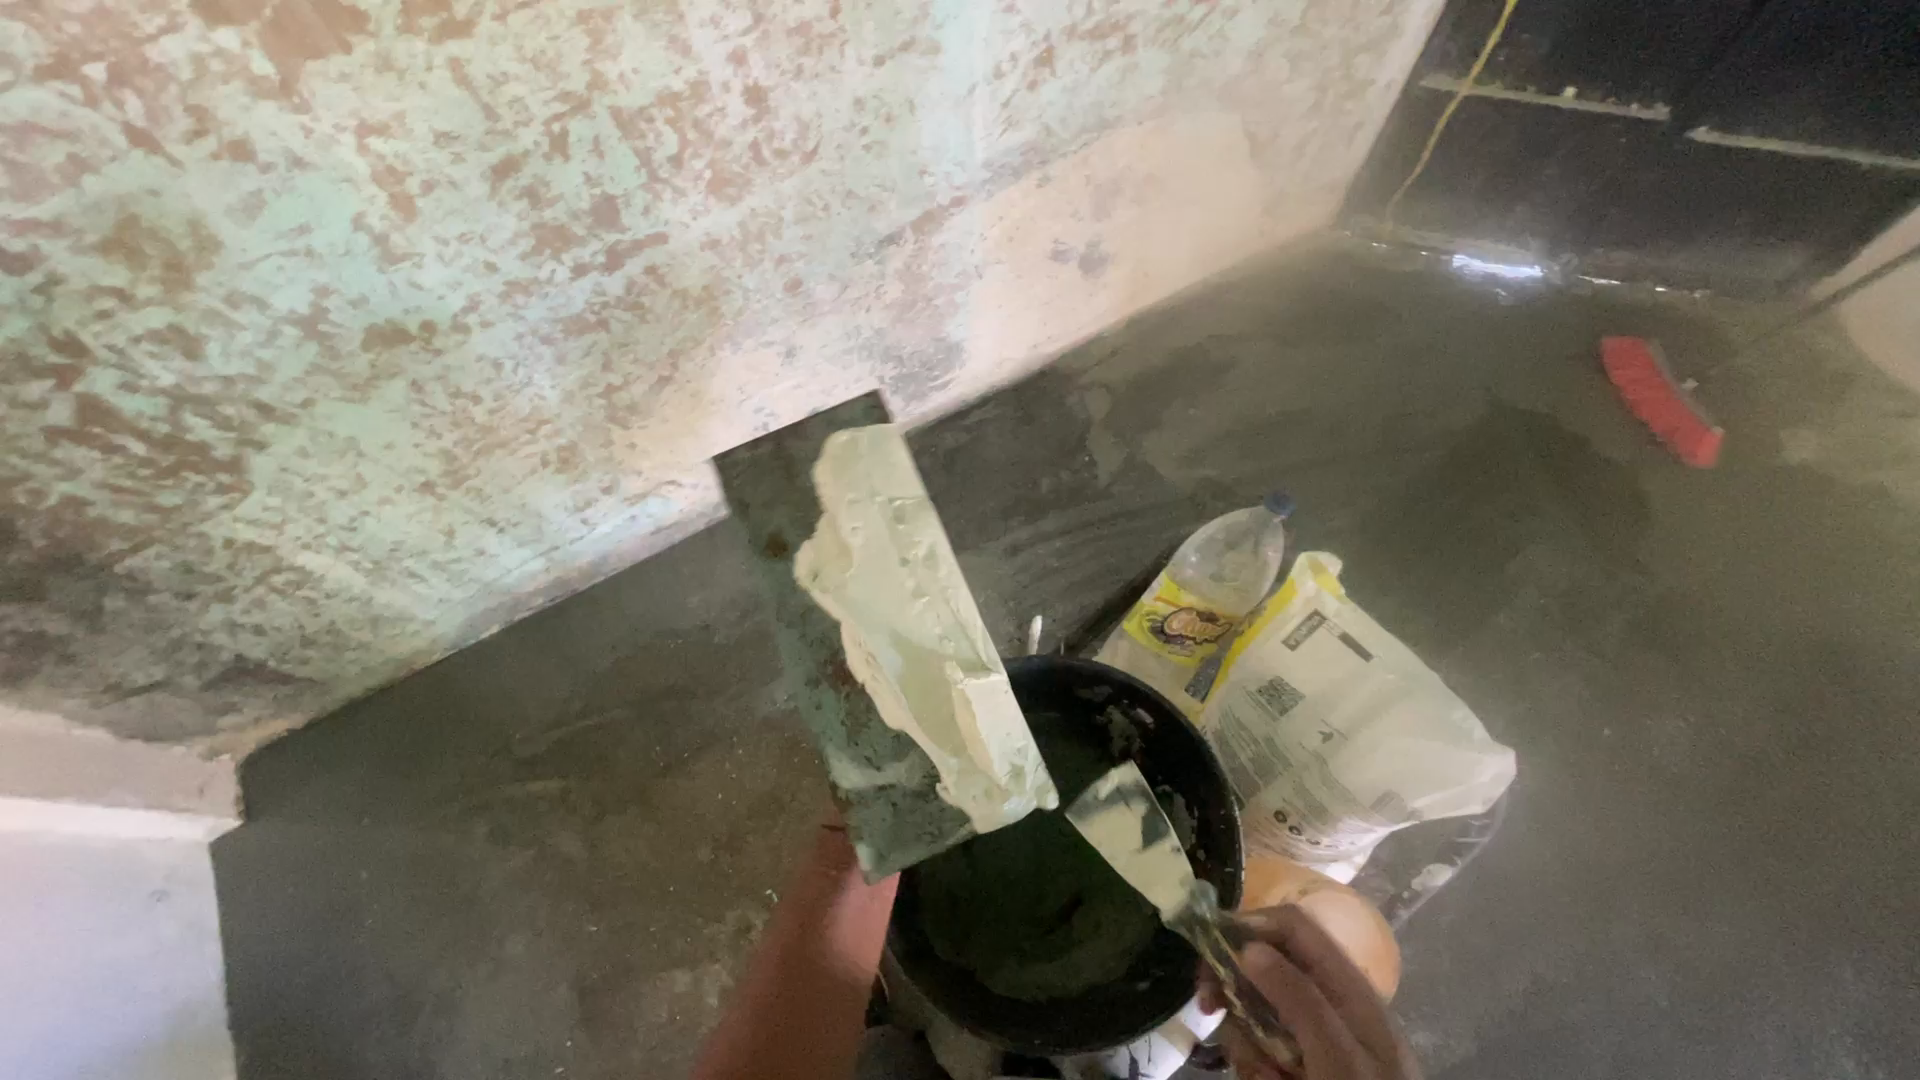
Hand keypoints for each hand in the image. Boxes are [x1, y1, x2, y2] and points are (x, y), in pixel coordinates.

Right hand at [1197, 905, 1419, 1079]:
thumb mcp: (1337, 1057)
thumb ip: (1297, 998)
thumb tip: (1247, 946)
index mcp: (1343, 982)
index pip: (1291, 924)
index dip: (1249, 924)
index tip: (1210, 949)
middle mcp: (1325, 998)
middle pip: (1263, 961)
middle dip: (1230, 985)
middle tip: (1206, 1007)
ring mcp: (1311, 1032)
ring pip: (1252, 1007)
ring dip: (1243, 1039)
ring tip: (1264, 1076)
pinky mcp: (1301, 1061)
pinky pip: (1258, 1045)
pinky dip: (1254, 1065)